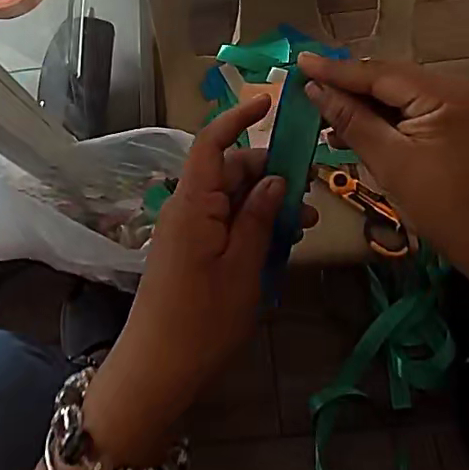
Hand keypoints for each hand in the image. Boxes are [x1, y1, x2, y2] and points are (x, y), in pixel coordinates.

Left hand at [82, 94, 310, 464]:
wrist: (157, 368)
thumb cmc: (202, 318)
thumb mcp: (243, 267)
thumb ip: (260, 218)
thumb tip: (275, 178)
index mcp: (194, 200)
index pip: (213, 142)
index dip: (238, 117)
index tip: (268, 102)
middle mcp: (187, 205)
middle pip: (229, 170)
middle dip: (269, 173)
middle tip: (311, 188)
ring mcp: (188, 227)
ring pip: (231, 198)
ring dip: (266, 203)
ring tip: (306, 223)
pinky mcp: (191, 248)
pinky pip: (224, 221)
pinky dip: (251, 225)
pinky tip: (280, 243)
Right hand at [297, 54, 468, 289]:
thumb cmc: (445, 210)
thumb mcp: (389, 162)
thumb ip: (350, 119)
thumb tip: (314, 88)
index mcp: (445, 93)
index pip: (378, 73)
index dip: (334, 70)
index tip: (299, 62)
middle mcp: (457, 87)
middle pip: (389, 79)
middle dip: (347, 87)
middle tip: (306, 87)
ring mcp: (462, 104)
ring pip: (399, 94)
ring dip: (364, 105)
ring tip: (324, 115)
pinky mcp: (461, 121)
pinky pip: (412, 109)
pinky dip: (385, 118)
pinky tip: (356, 129)